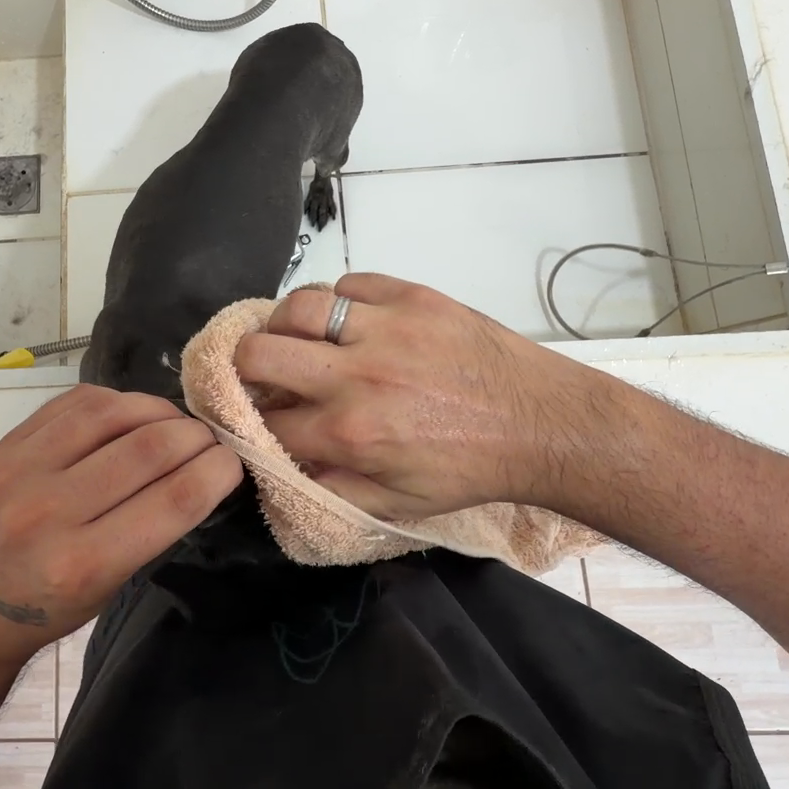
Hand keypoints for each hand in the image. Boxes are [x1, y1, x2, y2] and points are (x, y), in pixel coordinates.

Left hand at [0, 385, 241, 665]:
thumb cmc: (51, 605)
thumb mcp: (112, 585)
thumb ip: (154, 526)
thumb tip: (204, 464)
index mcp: (81, 564)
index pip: (170, 502)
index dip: (215, 472)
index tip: (233, 461)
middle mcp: (48, 512)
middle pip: (146, 451)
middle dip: (194, 437)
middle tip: (210, 438)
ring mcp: (21, 470)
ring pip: (111, 414)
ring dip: (158, 410)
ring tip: (176, 421)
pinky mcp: (9, 442)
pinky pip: (77, 402)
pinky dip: (118, 401)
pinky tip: (133, 413)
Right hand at [233, 273, 626, 519]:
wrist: (542, 424)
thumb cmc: (469, 468)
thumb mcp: (398, 504)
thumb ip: (333, 490)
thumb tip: (284, 469)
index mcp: (351, 433)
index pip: (267, 420)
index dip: (250, 420)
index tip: (254, 414)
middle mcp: (357, 375)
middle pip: (259, 352)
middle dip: (245, 365)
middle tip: (261, 371)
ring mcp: (385, 327)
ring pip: (298, 305)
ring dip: (286, 323)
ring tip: (298, 335)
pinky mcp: (412, 296)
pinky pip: (349, 284)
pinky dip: (339, 301)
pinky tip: (349, 320)